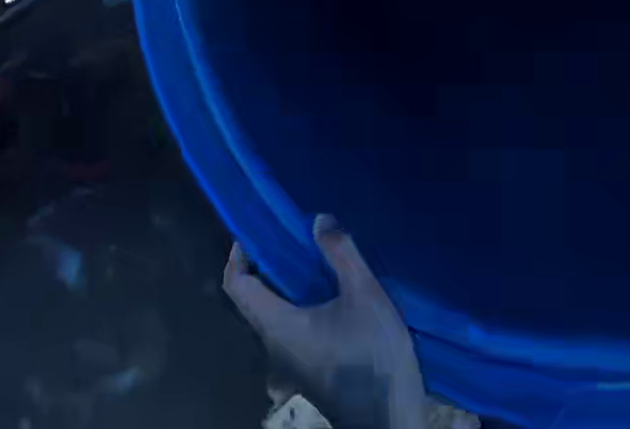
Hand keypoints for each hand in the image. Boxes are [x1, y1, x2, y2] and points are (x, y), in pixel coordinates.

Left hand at [223, 216, 427, 428]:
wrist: (393, 420)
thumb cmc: (374, 359)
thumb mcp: (365, 296)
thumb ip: (341, 254)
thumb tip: (320, 221)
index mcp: (277, 324)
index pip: (236, 284)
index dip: (238, 255)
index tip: (253, 231)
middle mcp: (273, 343)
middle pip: (249, 298)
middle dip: (260, 264)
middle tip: (282, 237)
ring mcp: (287, 361)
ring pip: (268, 314)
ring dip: (278, 285)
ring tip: (304, 260)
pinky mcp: (304, 368)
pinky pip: (285, 327)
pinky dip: (291, 303)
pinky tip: (321, 293)